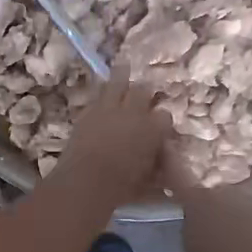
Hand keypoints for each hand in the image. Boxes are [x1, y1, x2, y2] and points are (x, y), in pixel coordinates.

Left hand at [50, 66, 168, 204]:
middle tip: (145, 89)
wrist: (86, 181)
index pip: (165, 116)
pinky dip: (101, 91)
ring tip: (124, 65)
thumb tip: (163, 168)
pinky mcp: (88, 112)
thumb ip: (157, 168)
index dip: (161, 121)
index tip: (158, 125)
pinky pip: (97, 95)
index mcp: (154, 129)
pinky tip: (102, 86)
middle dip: (145, 91)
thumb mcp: (148, 182)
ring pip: (119, 83)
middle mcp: (135, 113)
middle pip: (144, 91)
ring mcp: (109, 109)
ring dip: (123, 75)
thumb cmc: (122, 187)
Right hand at [163, 157, 251, 251]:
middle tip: (211, 225)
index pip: (178, 174)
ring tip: (237, 243)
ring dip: (237, 217)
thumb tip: (199, 218)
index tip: (167, 143)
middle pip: (216, 191)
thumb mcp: (192, 247)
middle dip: (213, 203)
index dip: (171, 158)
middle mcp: (228, 192)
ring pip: (240, 204)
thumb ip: (192, 225)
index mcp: (198, 200)